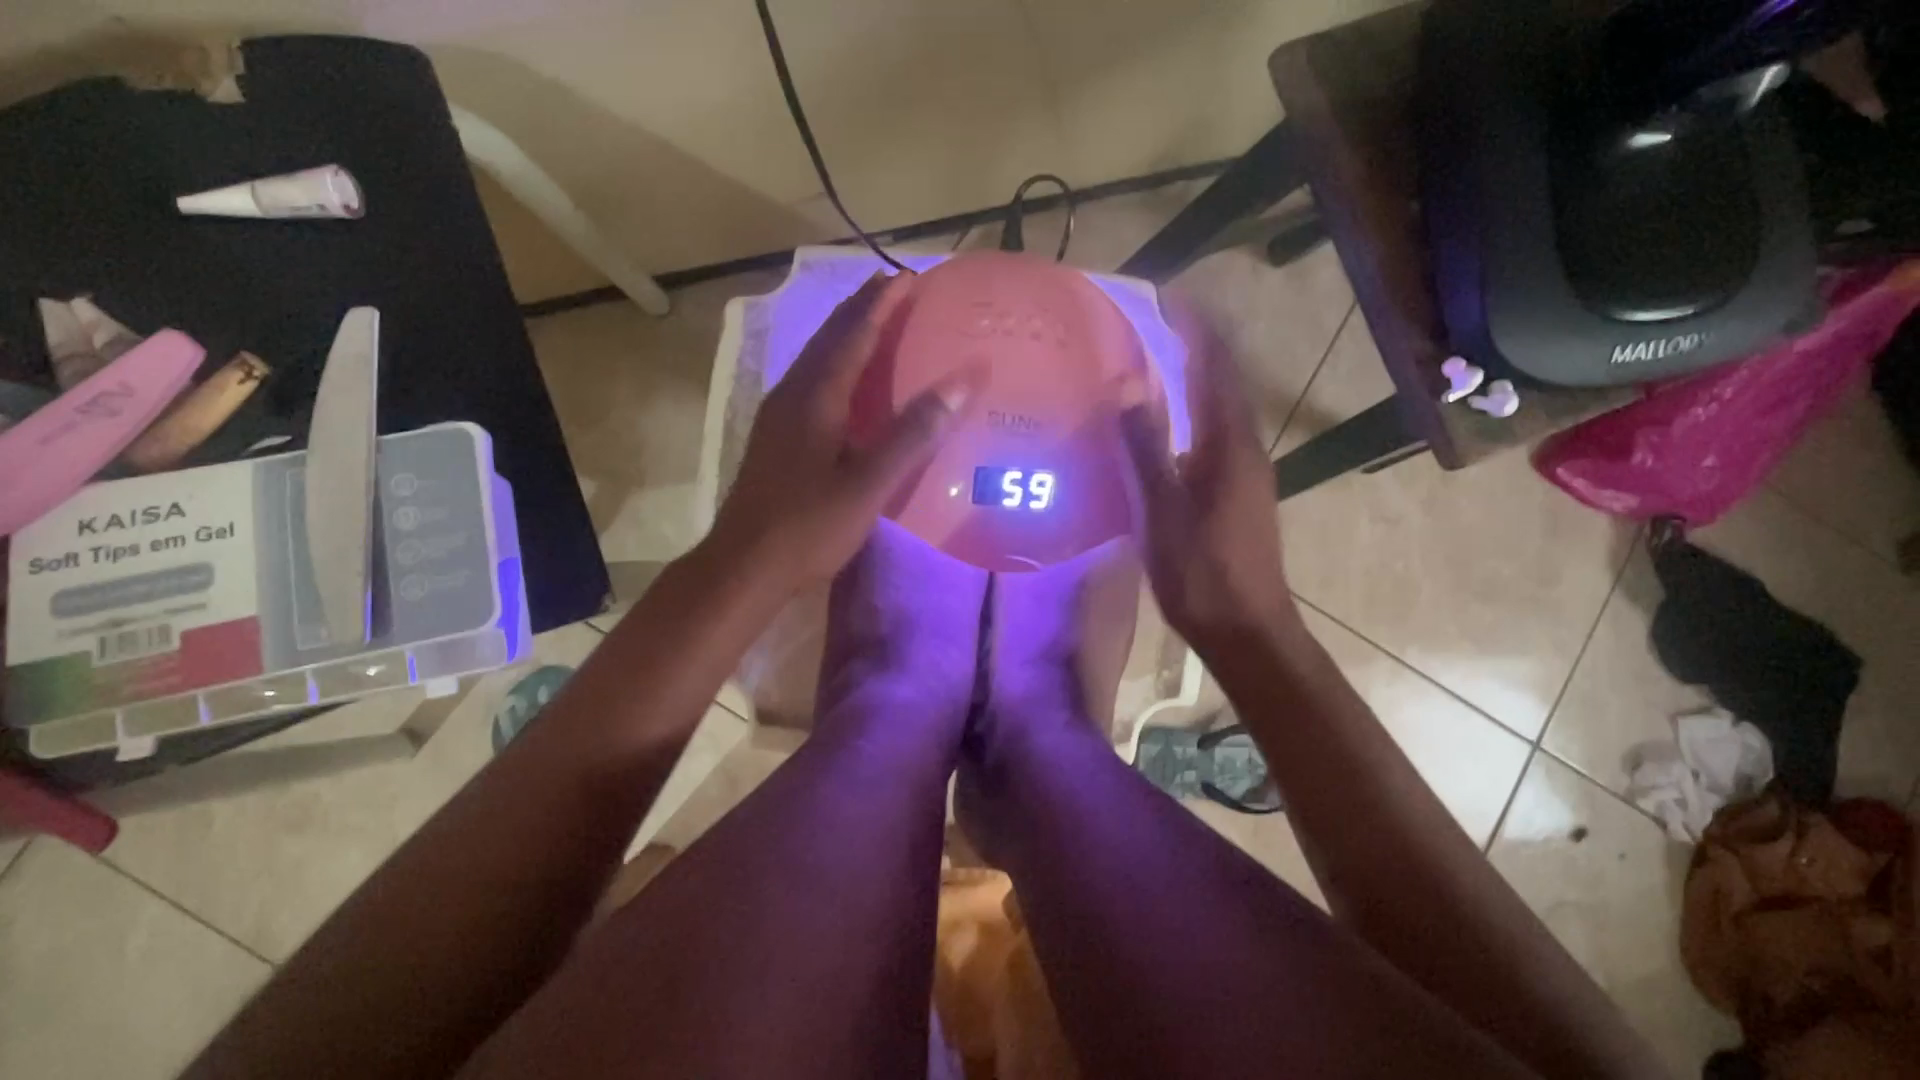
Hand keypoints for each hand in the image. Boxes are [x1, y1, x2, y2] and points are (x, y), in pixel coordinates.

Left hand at [707, 272, 972, 592]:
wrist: (744, 566)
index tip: (912, 277)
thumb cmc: (809, 526)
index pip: (853, 332)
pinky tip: (849, 385)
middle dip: (863, 308)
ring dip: (847, 334)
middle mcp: (792, 394)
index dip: (882, 302)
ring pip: (817, 358)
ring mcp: (779, 416)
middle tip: (898, 289)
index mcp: (815, 396)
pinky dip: (837, 365)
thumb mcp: (870, 483)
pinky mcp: (776, 438)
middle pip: (830, 337)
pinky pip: (811, 382)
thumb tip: (963, 378)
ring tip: (877, 323)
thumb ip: (915, 432)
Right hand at [1118, 306, 1296, 654]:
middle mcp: (1244, 449)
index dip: (1195, 326)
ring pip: (1216, 412)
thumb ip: (1145, 447)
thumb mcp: (1163, 510)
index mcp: (1229, 444)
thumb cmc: (1202, 573)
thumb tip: (1128, 383)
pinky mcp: (1236, 495)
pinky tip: (1158, 432)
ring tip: (1147, 365)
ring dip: (1190, 382)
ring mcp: (1244, 474)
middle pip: (1220, 382)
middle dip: (1191, 347)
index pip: (1216, 366)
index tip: (1166, 295)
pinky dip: (1188, 418)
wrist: (1247, 631)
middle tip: (1146, 324)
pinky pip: (1211, 438)